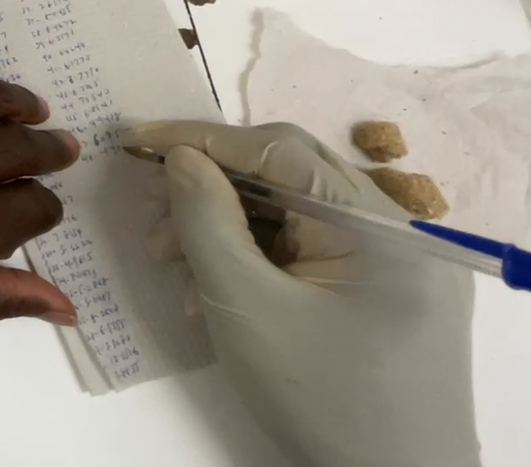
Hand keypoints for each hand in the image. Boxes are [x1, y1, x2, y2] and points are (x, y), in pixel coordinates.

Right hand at [129, 121, 479, 466]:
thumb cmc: (317, 393)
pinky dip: (245, 248)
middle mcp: (397, 233)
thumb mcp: (242, 299)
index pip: (277, 151)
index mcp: (382, 229)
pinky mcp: (375, 289)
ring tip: (168, 254)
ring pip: (285, 206)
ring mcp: (390, 263)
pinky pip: (300, 242)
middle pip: (283, 172)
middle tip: (151, 198)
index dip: (199, 137)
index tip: (134, 140)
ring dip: (218, 219)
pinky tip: (204, 278)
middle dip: (207, 179)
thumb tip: (177, 155)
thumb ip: (205, 216)